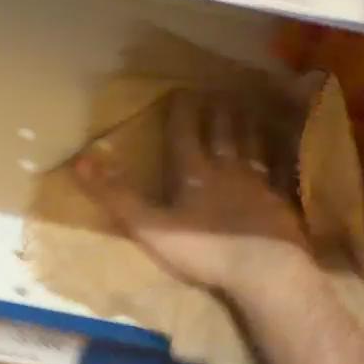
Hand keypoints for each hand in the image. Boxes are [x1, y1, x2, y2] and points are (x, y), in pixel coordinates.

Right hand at [73, 88, 311, 296]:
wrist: (267, 272)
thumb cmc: (204, 250)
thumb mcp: (149, 226)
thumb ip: (116, 196)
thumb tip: (80, 160)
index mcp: (194, 172)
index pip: (185, 133)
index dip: (182, 112)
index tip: (181, 90)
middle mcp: (228, 170)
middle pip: (223, 134)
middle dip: (218, 112)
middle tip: (219, 92)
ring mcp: (259, 186)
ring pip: (252, 147)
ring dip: (248, 126)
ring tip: (248, 110)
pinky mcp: (281, 204)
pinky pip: (280, 172)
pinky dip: (279, 157)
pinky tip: (284, 153)